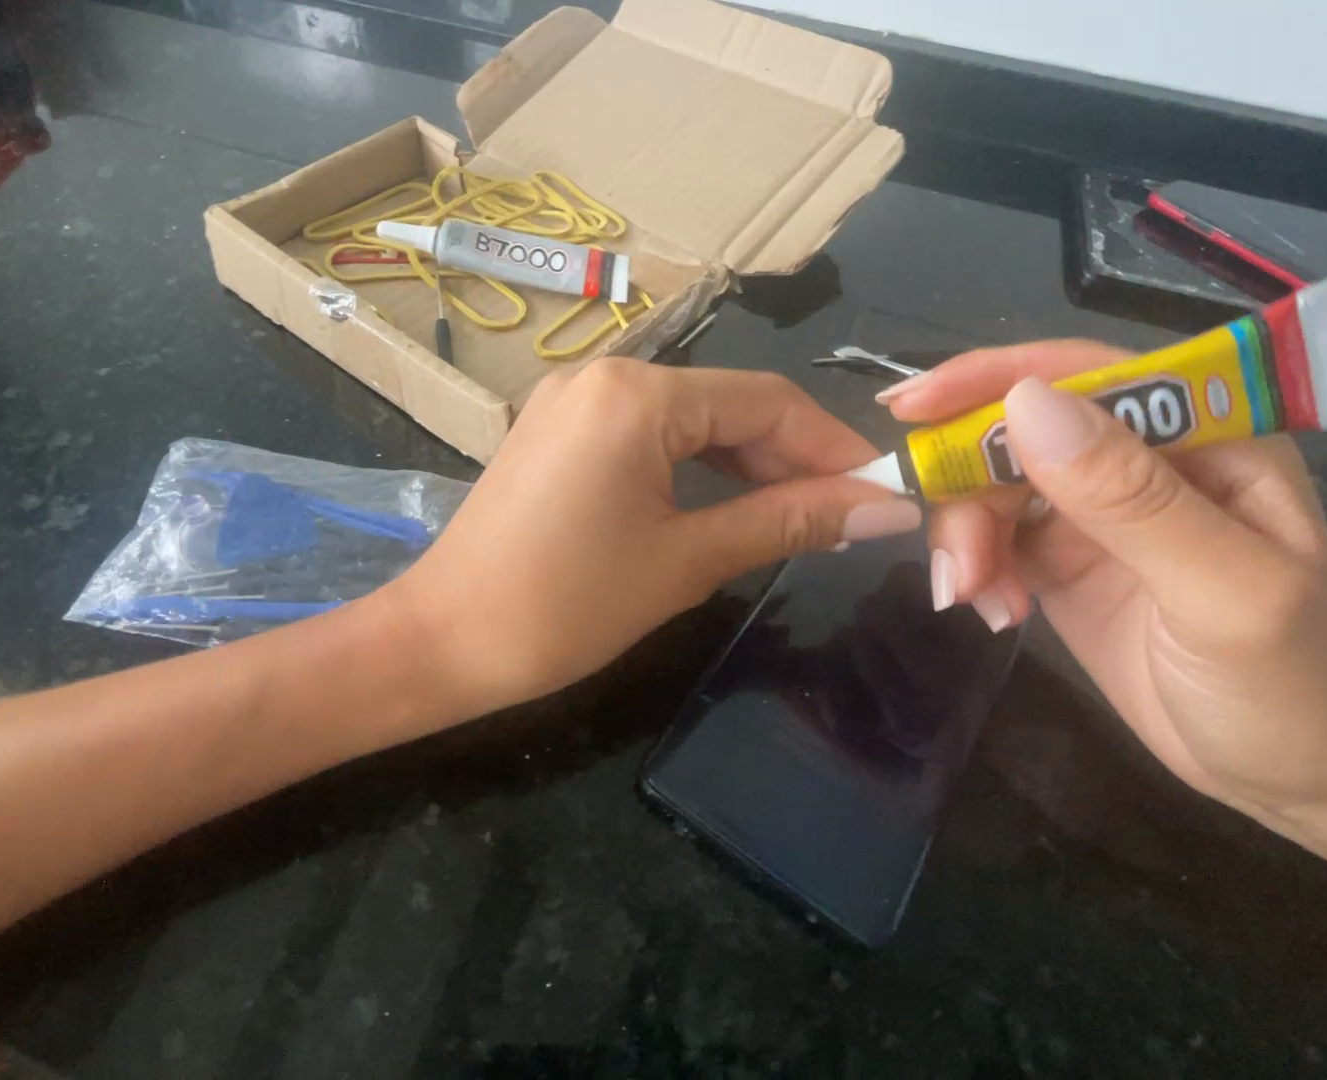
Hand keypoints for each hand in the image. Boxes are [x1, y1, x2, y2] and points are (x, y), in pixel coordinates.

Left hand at [383, 358, 920, 717]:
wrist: (442, 641)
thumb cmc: (565, 607)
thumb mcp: (686, 562)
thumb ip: (787, 521)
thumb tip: (884, 507)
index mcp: (636, 394)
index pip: (766, 400)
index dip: (833, 446)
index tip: (883, 492)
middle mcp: (602, 376)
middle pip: (725, 403)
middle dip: (789, 457)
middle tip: (845, 515)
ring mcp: (570, 402)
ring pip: (684, 420)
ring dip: (742, 464)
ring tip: (794, 517)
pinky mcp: (552, 433)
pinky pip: (642, 437)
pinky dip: (689, 467)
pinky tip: (723, 504)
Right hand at [888, 342, 1326, 818]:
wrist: (1288, 778)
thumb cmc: (1288, 688)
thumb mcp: (1221, 593)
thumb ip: (1129, 498)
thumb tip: (1023, 404)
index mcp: (1208, 441)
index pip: (1090, 376)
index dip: (995, 377)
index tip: (911, 407)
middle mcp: (1144, 463)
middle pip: (1019, 437)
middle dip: (969, 493)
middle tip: (957, 569)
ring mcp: (1095, 512)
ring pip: (991, 488)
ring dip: (966, 541)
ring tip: (974, 602)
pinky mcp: (1058, 558)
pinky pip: (989, 538)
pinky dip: (974, 570)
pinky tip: (994, 614)